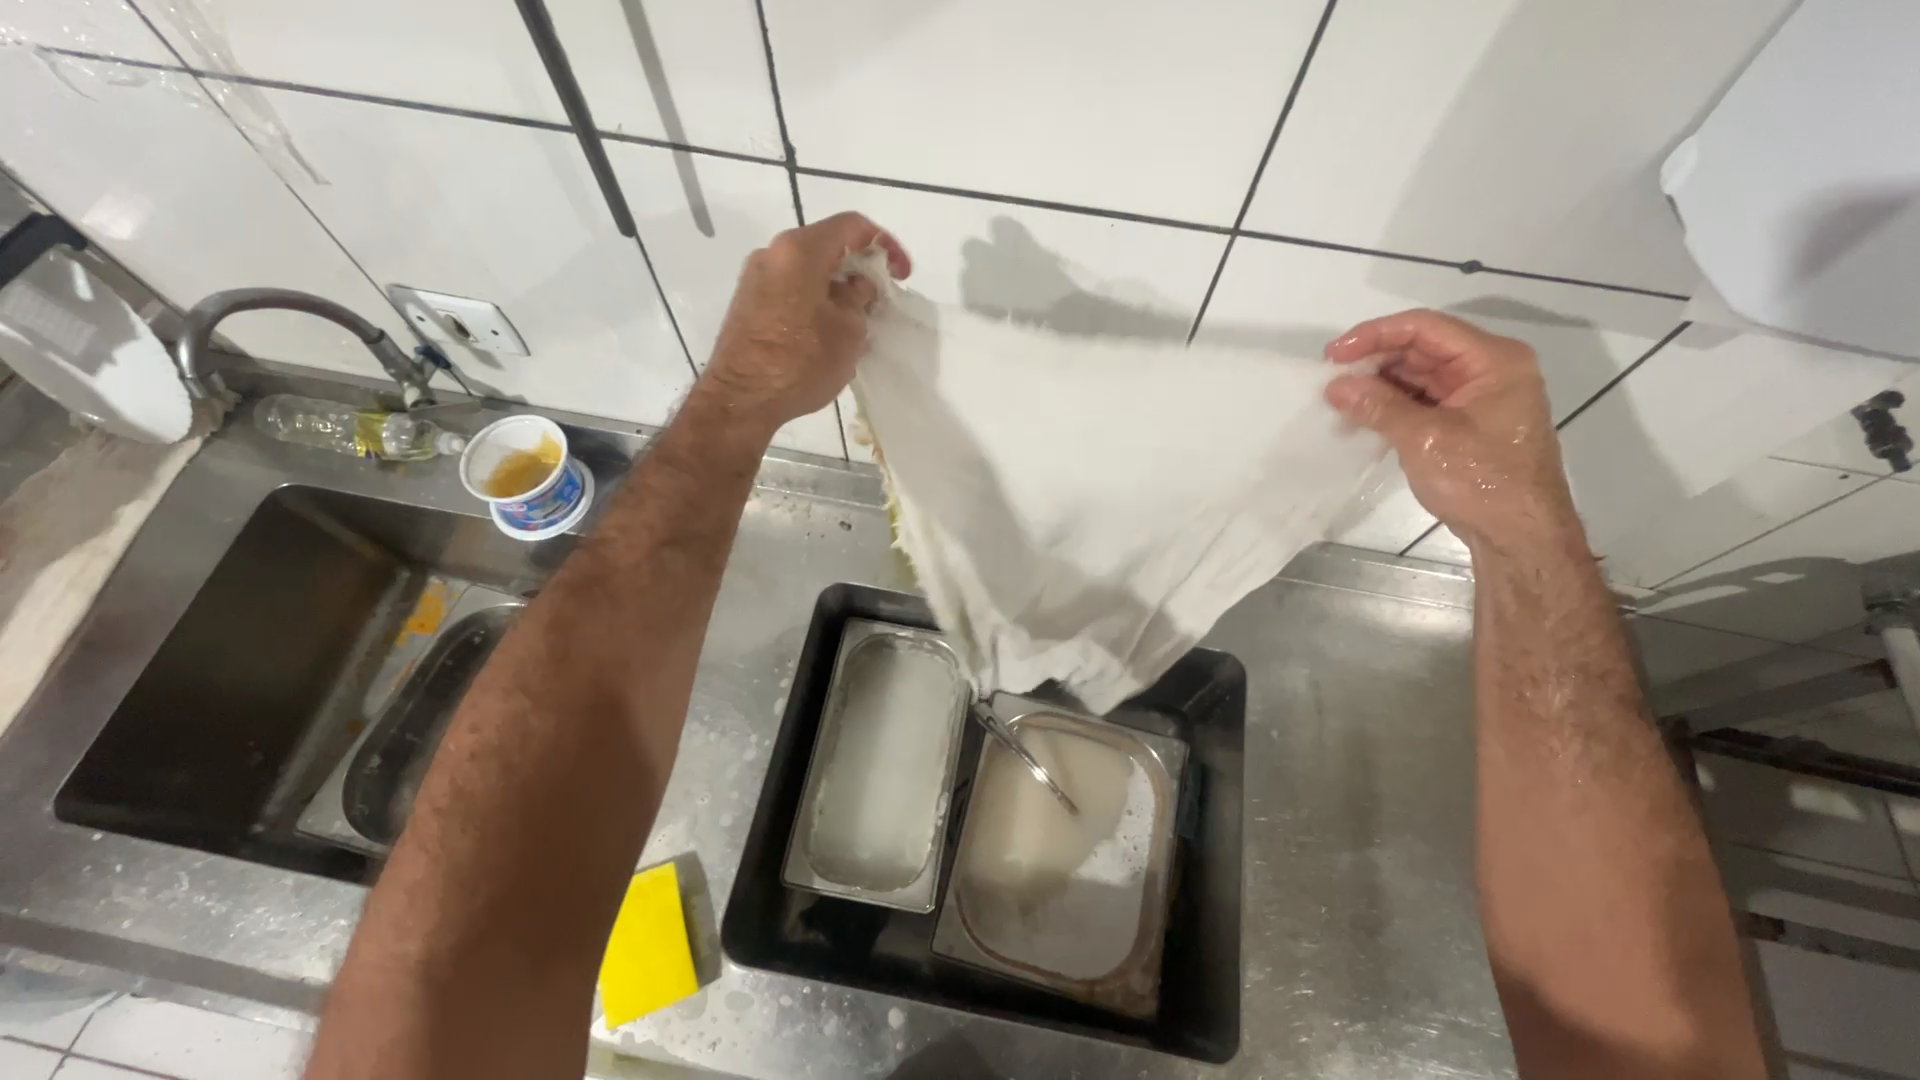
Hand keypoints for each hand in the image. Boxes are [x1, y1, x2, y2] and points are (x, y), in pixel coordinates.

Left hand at [703, 212, 910, 434]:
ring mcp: (755, 278)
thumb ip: (860, 298)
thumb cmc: (801, 362)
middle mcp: (772, 254)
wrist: (741, 400)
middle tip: (879, 302)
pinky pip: (791, 290)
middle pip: (827, 247)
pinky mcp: (748, 304)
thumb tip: (857, 287)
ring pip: (808, 271)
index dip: (884, 245)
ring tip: (857, 323)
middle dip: (860, 271)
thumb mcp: (849, 331)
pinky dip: (816, 301)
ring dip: (837, 289)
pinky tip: (829, 333)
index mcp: (799, 250)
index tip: (901, 275)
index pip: (852, 226)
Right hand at [1323, 309, 1581, 554]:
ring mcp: (1479, 397)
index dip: (1375, 334)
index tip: (1334, 355)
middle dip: (1375, 360)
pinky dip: (1392, 405)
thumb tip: (1335, 386)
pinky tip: (1362, 416)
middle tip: (1332, 378)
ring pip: (1419, 376)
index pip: (1426, 328)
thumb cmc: (1482, 481)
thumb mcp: (1425, 439)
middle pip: (1422, 348)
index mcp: (1493, 360)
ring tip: (1340, 399)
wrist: (1519, 535)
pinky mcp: (1466, 422)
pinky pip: (1423, 401)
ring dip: (1379, 385)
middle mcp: (1490, 370)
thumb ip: (1378, 406)